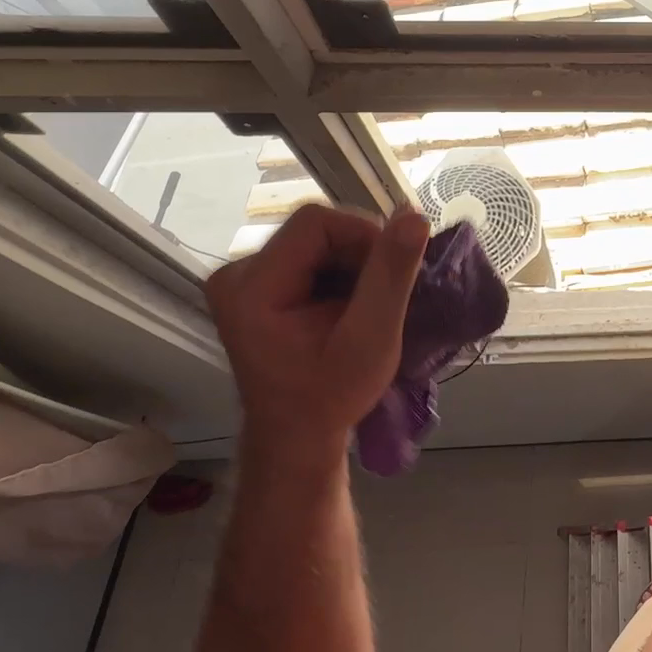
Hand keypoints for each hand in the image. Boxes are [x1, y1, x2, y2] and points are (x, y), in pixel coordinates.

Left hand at [205, 204, 430, 457]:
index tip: (392, 274)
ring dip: (356, 262)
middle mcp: (237, 273)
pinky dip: (343, 271)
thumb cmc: (332, 395)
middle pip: (316, 228)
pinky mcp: (259, 285)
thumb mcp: (371, 338)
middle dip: (361, 253)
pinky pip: (312, 254)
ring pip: (319, 239)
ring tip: (371, 302)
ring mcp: (245, 279)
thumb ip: (390, 275)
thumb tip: (414, 215)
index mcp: (250, 286)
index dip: (363, 235)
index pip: (316, 222)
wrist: (298, 436)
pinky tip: (353, 303)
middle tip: (385, 294)